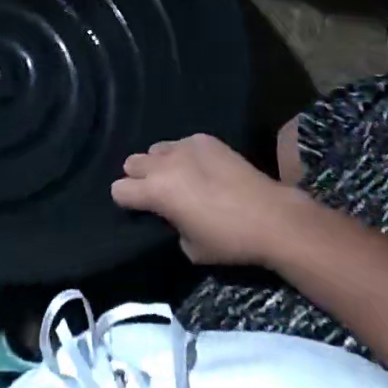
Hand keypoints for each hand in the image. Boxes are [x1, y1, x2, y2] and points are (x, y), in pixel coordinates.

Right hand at [111, 134, 308, 265]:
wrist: (268, 216)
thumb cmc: (227, 239)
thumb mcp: (190, 248)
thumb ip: (170, 225)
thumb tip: (171, 215)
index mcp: (157, 192)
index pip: (119, 189)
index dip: (125, 201)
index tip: (138, 210)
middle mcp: (166, 163)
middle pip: (132, 162)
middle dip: (138, 178)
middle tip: (156, 194)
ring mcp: (186, 146)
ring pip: (157, 148)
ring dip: (161, 163)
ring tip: (179, 178)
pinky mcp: (206, 139)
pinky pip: (183, 142)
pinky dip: (185, 154)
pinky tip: (202, 169)